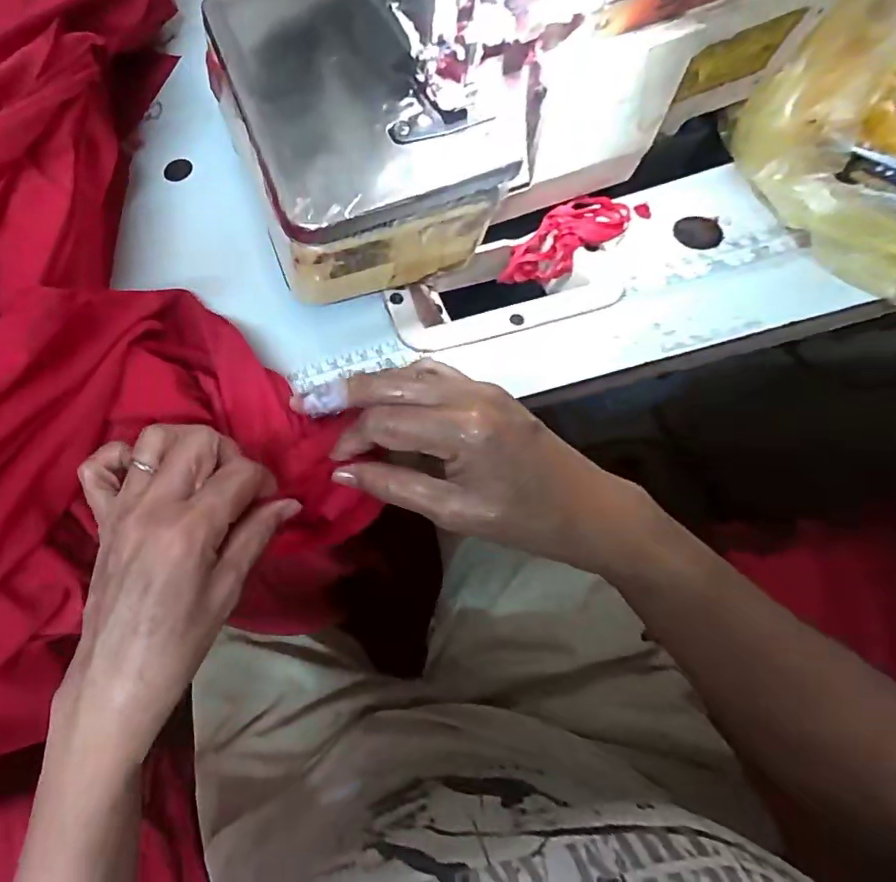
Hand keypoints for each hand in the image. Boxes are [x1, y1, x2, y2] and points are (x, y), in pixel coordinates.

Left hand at [60, 424, 299, 764]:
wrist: (117, 677)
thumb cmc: (180, 643)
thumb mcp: (227, 590)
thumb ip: (255, 535)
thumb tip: (288, 503)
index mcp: (189, 529)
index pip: (238, 473)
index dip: (263, 478)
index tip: (269, 496)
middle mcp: (153, 506)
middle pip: (197, 440)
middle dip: (228, 452)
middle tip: (237, 484)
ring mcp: (122, 508)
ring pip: (151, 438)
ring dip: (183, 444)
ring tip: (199, 472)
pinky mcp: (101, 517)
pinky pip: (98, 466)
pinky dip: (122, 457)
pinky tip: (145, 476)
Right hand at [306, 361, 658, 577]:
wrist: (588, 507)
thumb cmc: (524, 521)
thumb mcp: (454, 513)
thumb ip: (394, 486)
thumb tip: (342, 473)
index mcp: (462, 429)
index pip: (384, 422)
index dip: (350, 439)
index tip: (331, 461)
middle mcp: (468, 395)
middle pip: (391, 384)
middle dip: (346, 394)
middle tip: (307, 404)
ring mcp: (480, 386)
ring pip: (410, 372)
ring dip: (372, 384)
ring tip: (338, 399)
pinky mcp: (486, 389)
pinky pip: (433, 375)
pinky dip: (401, 383)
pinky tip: (384, 396)